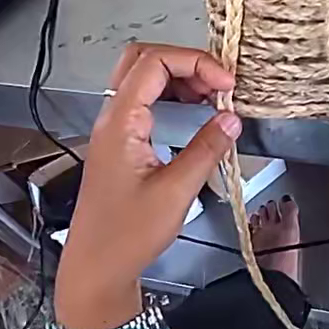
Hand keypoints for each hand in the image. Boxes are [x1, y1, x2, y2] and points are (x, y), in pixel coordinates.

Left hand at [55, 44, 240, 328]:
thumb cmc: (127, 235)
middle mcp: (112, 118)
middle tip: (219, 84)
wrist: (97, 268)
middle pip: (143, 60)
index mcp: (120, 122)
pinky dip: (173, 98)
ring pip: (144, 79)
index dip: (196, 63)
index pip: (154, 63)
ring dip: (180, 80)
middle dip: (186, 63)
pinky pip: (146, 103)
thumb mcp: (176, 192)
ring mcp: (115, 130)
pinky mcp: (122, 143)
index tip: (227, 84)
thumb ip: (206, 150)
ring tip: (213, 99)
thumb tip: (232, 120)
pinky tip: (196, 116)